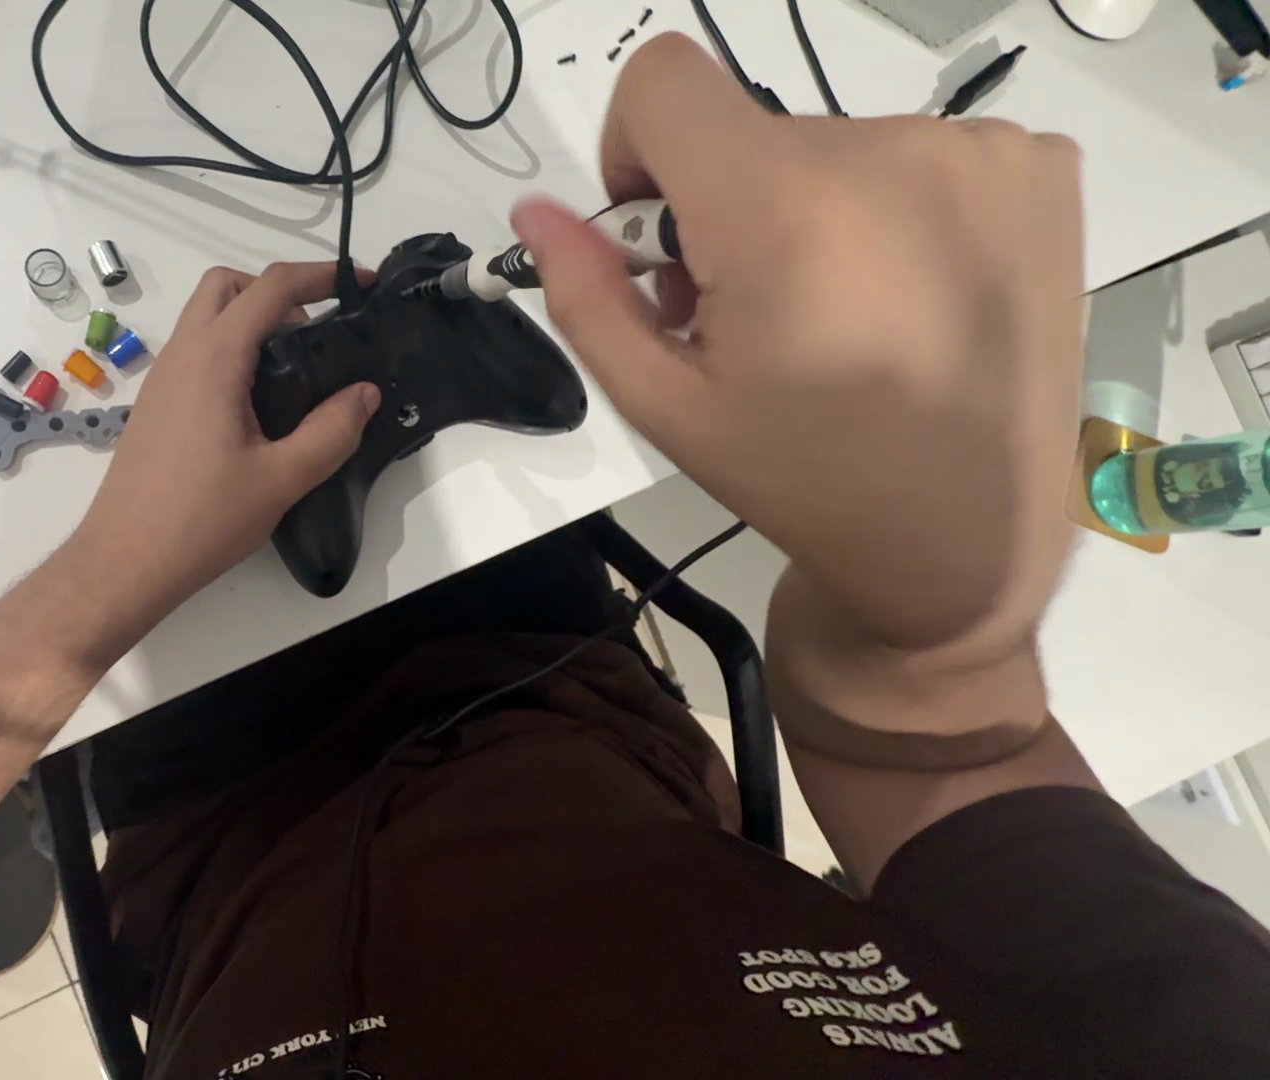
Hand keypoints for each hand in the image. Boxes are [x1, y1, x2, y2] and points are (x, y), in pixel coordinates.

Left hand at [62, 262, 380, 641]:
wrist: (125, 561)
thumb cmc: (202, 520)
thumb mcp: (282, 478)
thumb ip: (331, 431)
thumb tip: (365, 393)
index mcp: (215, 360)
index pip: (271, 288)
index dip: (321, 275)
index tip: (359, 284)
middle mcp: (181, 356)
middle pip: (226, 286)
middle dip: (275, 290)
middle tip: (314, 333)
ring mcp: (161, 380)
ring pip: (205, 319)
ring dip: (249, 321)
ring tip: (292, 372)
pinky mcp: (155, 406)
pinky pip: (194, 353)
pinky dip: (229, 351)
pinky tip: (254, 406)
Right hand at [516, 35, 1083, 736]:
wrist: (959, 532)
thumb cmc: (793, 473)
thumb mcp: (659, 401)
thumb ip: (585, 296)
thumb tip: (535, 211)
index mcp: (781, 207)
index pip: (662, 81)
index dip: (630, 149)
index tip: (654, 236)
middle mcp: (888, 147)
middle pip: (741, 134)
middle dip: (713, 215)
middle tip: (738, 320)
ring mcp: (978, 149)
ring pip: (819, 150)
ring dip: (792, 219)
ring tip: (817, 321)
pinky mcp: (1040, 164)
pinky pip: (903, 156)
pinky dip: (870, 216)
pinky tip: (887, 300)